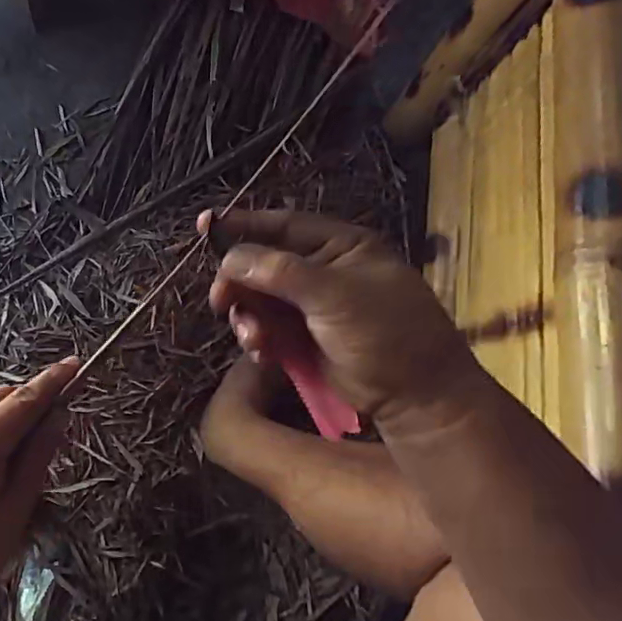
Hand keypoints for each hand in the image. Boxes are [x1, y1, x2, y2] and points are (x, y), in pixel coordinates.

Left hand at [0, 359, 78, 620]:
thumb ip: (39, 454)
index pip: (24, 400)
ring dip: (10, 413)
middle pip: (1, 398)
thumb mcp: (16, 505)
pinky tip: (3, 454)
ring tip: (34, 441)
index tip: (76, 363)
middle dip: (32, 399)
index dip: (53, 381)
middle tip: (60, 418)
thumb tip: (59, 415)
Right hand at [203, 209, 480, 424]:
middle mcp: (322, 270)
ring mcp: (310, 306)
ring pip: (259, 299)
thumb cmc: (384, 332)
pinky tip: (262, 352)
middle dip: (240, 283)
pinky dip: (258, 338)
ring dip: (248, 317)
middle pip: (263, 264)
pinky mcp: (301, 338)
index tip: (206, 224)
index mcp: (340, 245)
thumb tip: (229, 258)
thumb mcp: (333, 294)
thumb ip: (279, 272)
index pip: (283, 225)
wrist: (415, 396)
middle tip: (220, 300)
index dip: (244, 224)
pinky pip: (265, 328)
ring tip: (254, 338)